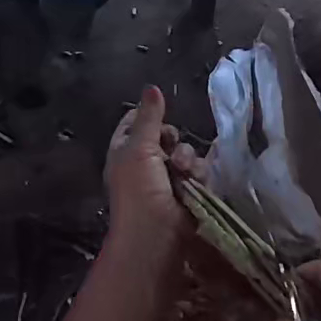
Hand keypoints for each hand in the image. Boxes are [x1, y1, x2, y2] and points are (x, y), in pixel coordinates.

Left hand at [104, 86, 199, 240]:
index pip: (133, 123)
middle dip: (171, 139)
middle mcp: (143, 164)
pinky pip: (197, 172)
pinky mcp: (187, 193)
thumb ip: (149, 117)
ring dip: (186, 158)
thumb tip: (151, 86)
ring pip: (183, 153)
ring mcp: (165, 180)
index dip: (146, 116)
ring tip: (183, 171)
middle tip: (170, 144)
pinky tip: (195, 181)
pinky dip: (197, 174)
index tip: (159, 113)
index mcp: (123, 151)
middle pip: (164, 136)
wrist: (156, 234)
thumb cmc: (139, 189)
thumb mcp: (139, 147)